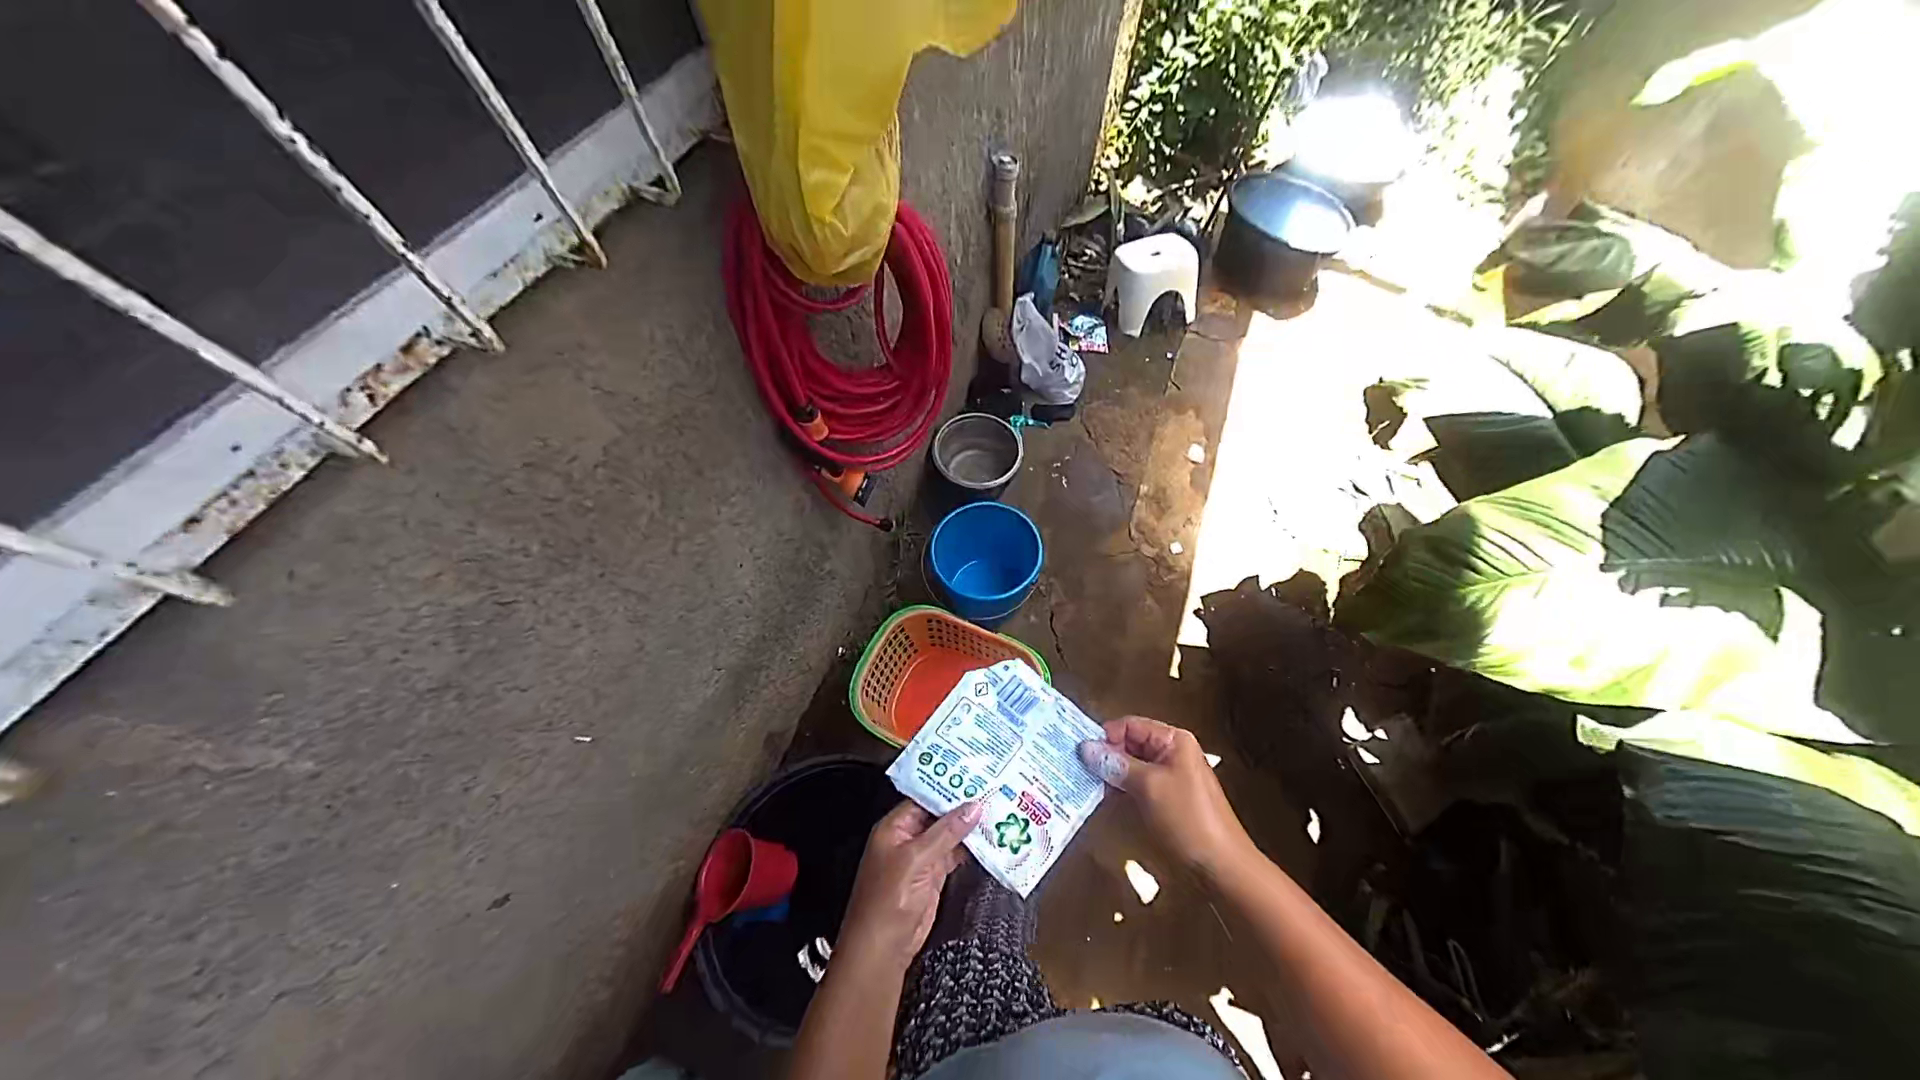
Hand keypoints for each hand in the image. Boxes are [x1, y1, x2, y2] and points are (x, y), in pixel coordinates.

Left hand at [836, 799, 982, 972]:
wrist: (883, 948)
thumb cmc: (887, 901)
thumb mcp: (916, 859)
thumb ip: (946, 833)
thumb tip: (973, 807)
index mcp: (895, 827)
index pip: (923, 798)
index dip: (947, 787)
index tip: (973, 777)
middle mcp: (908, 838)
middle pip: (938, 815)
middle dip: (962, 806)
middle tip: (992, 790)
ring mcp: (921, 858)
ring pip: (949, 835)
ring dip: (969, 827)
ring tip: (997, 810)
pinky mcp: (933, 876)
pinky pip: (954, 855)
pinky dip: (970, 849)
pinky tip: (989, 840)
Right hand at [1080, 716, 1255, 879]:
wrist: (1221, 866)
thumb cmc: (1187, 818)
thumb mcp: (1148, 786)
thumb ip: (1116, 764)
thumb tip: (1085, 748)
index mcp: (1174, 740)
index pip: (1130, 725)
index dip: (1106, 736)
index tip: (1082, 753)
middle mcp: (1172, 752)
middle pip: (1130, 743)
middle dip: (1106, 754)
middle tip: (1079, 768)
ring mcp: (1170, 776)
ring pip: (1131, 765)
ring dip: (1111, 773)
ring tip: (1086, 782)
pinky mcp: (1167, 798)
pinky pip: (1138, 784)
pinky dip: (1121, 787)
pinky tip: (1104, 797)